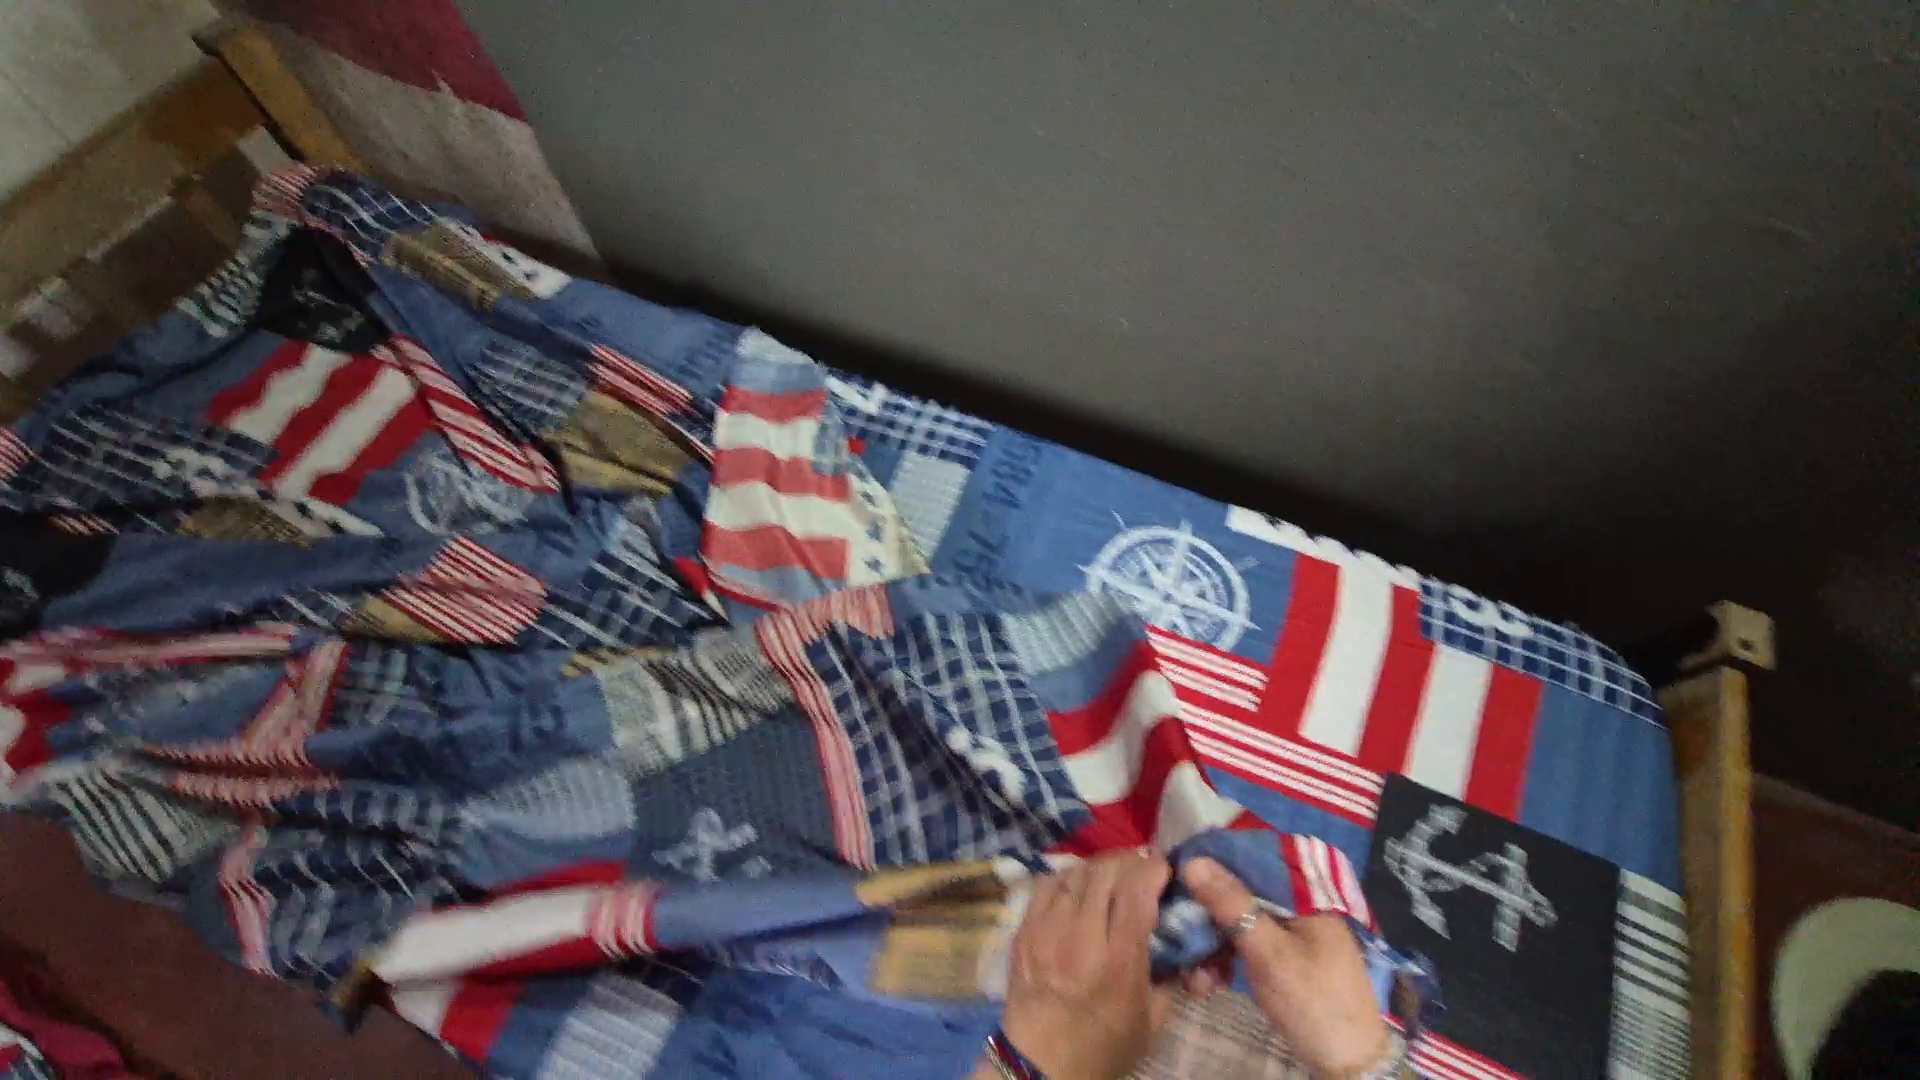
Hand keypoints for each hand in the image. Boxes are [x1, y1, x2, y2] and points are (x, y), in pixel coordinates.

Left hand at [993, 852, 1172, 1079]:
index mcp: (1118, 960)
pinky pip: (1047, 883)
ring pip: (1076, 872)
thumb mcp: (1152, 1021)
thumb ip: (1169, 975)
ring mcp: (1048, 927)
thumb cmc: (1103, 1048)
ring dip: (1099, 868)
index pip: (1136, 892)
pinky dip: (1067, 878)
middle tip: (1140, 866)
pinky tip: (1077, 887)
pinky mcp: (1024, 927)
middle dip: (1128, 861)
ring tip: (1111, 875)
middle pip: (1106, 872)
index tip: (1163, 864)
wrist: (1040, 1065)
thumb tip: (1179, 939)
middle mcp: (1082, 935)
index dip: (1152, 869)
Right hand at [1180, 857, 1388, 1077]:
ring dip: (1210, 939)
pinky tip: (1207, 981)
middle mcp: (1294, 904)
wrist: (1350, 1067)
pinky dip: (1223, 956)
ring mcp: (1287, 931)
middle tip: (1177, 929)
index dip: (1212, 859)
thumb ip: (1233, 905)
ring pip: (1236, 918)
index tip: (1177, 870)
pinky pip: (1242, 942)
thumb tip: (1193, 860)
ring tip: (1193, 973)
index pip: (1251, 856)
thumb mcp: (1270, 953)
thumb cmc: (1315, 1003)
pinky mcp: (1279, 956)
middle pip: (1239, 889)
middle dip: (1205, 910)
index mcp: (1303, 893)